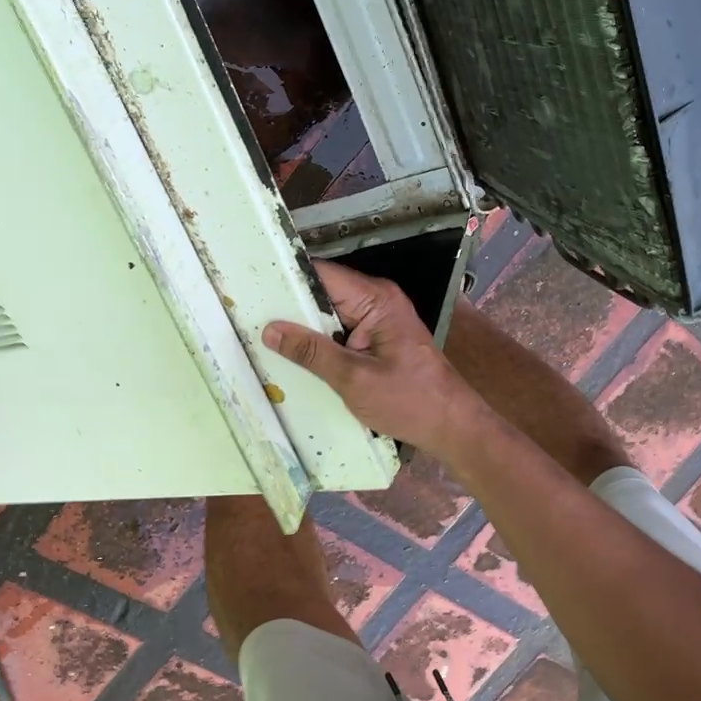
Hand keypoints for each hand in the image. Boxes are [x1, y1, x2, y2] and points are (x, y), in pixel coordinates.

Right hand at [263, 262, 485, 457]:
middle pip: (323, 292)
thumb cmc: (409, 401)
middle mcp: (376, 299)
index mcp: (375, 299)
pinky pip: (340, 329)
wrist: (452, 426)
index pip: (322, 274)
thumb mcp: (353, 379)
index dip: (288, 278)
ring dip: (303, 325)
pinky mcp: (376, 337)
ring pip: (329, 312)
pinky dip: (319, 340)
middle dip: (290, 304)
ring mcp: (377, 318)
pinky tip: (292, 353)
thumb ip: (311, 353)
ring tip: (261, 331)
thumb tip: (270, 329)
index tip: (252, 282)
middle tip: (248, 311)